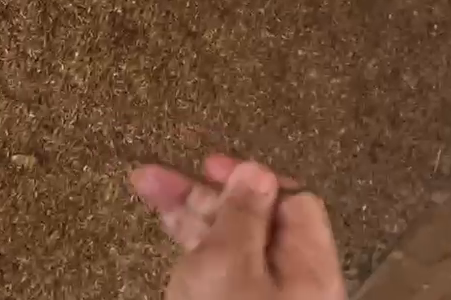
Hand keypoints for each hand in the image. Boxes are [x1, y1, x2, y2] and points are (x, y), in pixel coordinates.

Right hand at [130, 159, 345, 299]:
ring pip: (230, 239)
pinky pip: (220, 264)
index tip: (206, 164)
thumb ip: (242, 214)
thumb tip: (255, 171)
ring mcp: (265, 297)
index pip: (294, 203)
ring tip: (142, 186)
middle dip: (201, 191)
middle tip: (151, 175)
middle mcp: (293, 280)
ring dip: (187, 209)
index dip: (251, 177)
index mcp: (309, 267)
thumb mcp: (230, 261)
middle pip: (254, 218)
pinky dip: (191, 239)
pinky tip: (165, 225)